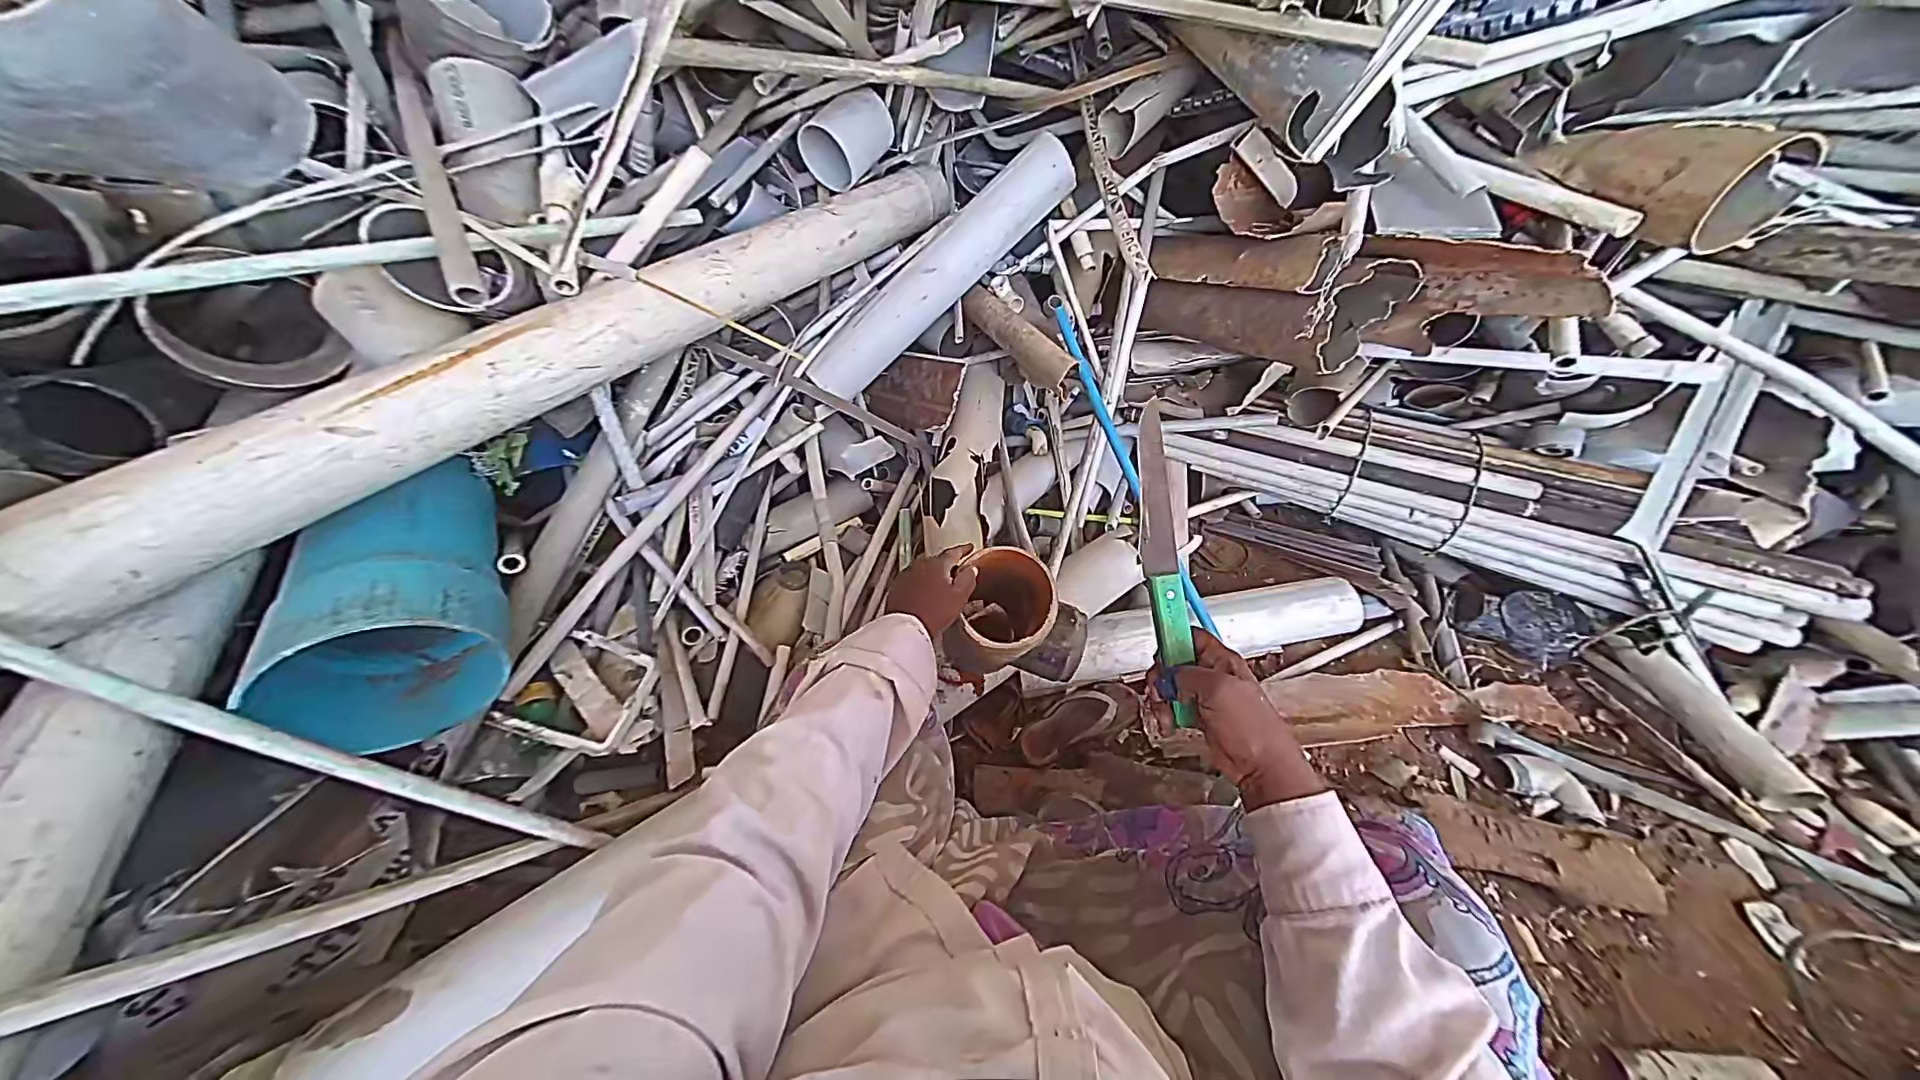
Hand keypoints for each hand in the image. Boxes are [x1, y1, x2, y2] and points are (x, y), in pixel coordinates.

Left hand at [884, 546, 978, 638]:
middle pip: (937, 560)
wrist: (906, 628)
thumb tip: (971, 570)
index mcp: (937, 564)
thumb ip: (968, 579)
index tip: (969, 548)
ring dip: (933, 574)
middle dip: (947, 564)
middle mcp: (919, 565)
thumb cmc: (933, 613)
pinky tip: (925, 595)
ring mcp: (906, 575)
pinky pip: (912, 580)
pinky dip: (921, 584)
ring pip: (923, 569)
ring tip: (941, 586)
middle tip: (957, 571)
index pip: (953, 552)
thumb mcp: (959, 597)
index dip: (963, 550)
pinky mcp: (897, 587)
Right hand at [1148, 628, 1325, 809]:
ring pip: (1170, 686)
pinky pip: (1172, 707)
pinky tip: (1170, 724)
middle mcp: (1214, 676)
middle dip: (1161, 676)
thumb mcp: (1218, 690)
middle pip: (1174, 662)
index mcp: (1223, 661)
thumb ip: (1188, 674)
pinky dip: (1165, 714)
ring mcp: (1206, 696)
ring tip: (1166, 714)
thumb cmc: (1253, 730)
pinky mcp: (1199, 715)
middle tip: (1161, 689)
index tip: (1158, 646)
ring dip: (1161, 699)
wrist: (1261, 767)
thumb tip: (1169, 671)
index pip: (1192, 636)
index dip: (1173, 637)